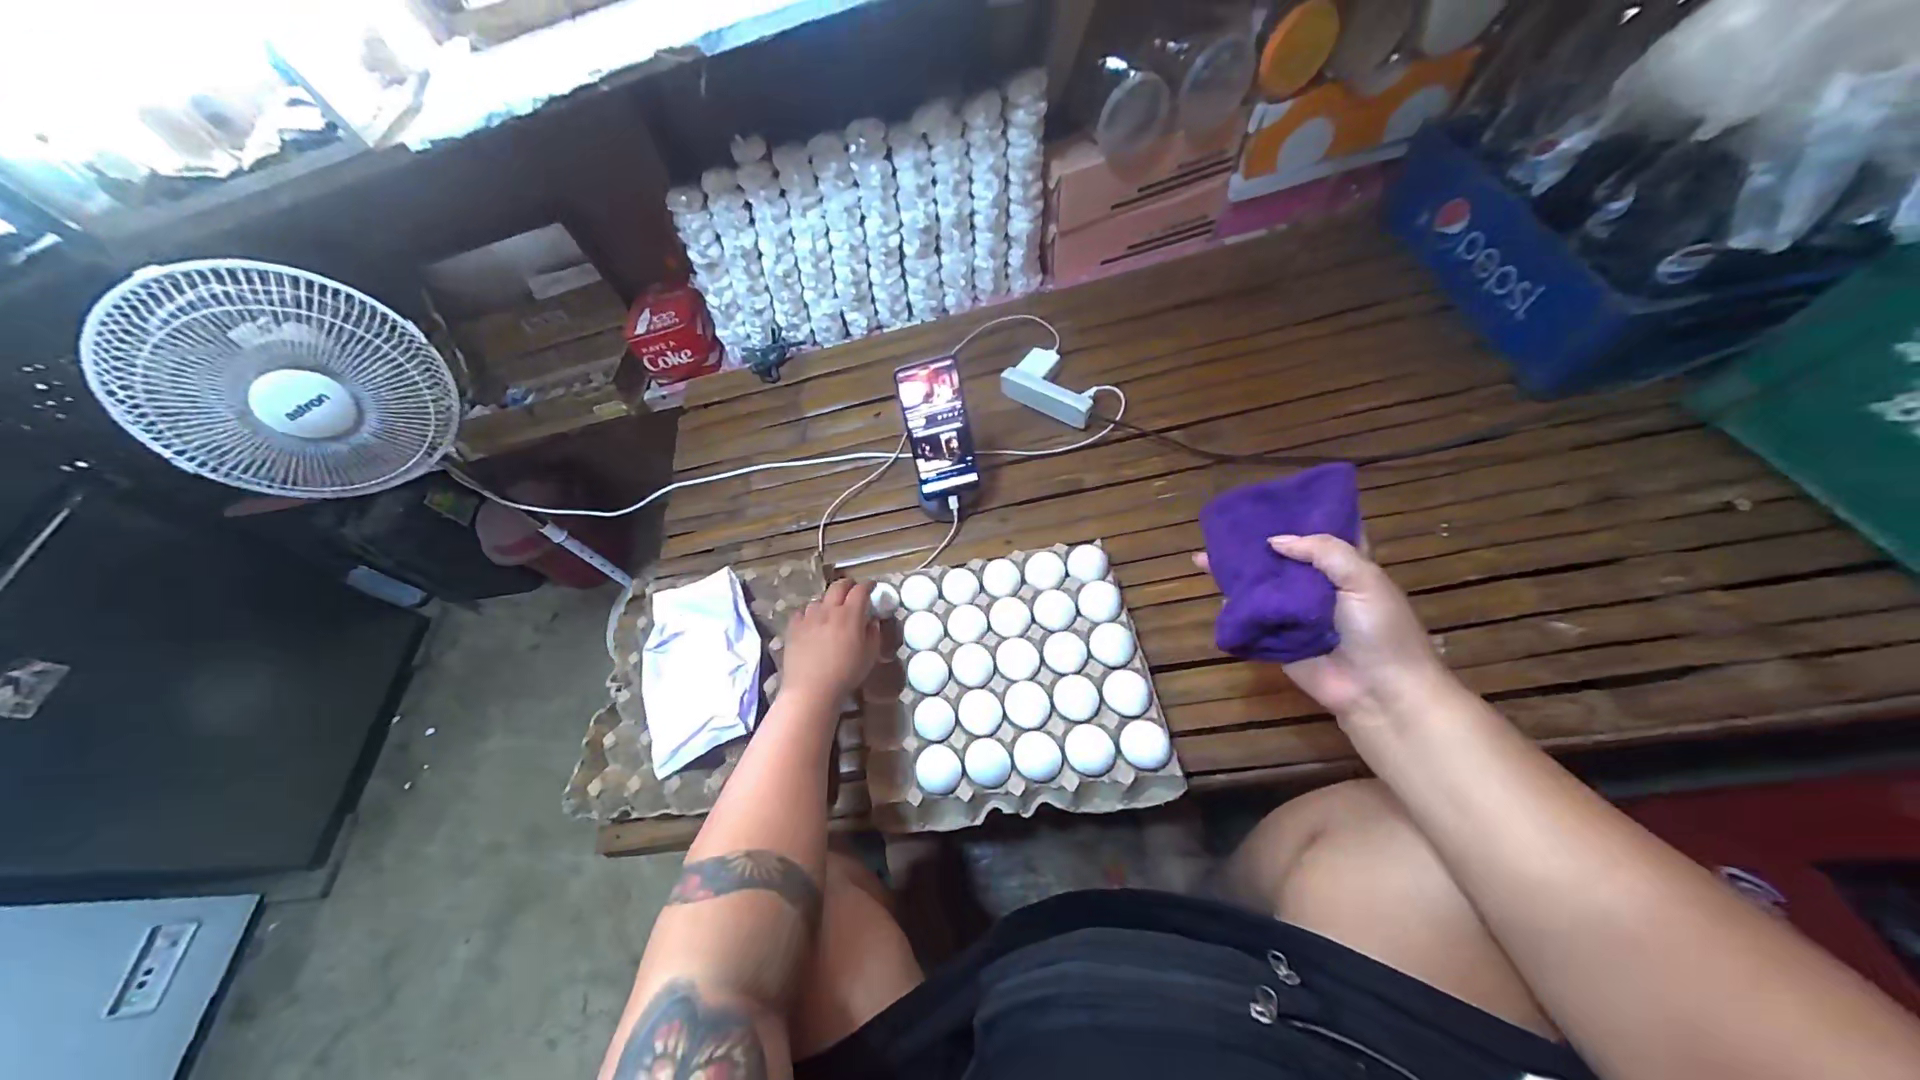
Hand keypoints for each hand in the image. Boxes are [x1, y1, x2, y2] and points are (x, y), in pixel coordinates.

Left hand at [780, 578, 881, 705]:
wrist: (811, 689)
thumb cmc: (846, 674)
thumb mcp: (870, 656)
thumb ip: (874, 634)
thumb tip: (872, 621)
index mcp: (850, 615)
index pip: (860, 590)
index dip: (868, 585)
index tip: (872, 587)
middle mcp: (829, 610)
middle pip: (838, 586)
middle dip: (848, 584)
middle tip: (853, 589)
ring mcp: (808, 617)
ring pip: (819, 599)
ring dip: (828, 601)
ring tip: (831, 610)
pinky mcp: (793, 627)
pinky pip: (802, 612)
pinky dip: (809, 613)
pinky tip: (811, 623)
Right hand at [1195, 534, 1447, 725]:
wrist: (1377, 690)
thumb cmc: (1380, 630)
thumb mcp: (1364, 579)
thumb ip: (1323, 551)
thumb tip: (1274, 541)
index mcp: (1345, 567)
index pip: (1320, 533)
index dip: (1299, 515)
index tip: (1269, 499)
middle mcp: (1316, 586)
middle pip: (1281, 559)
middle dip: (1254, 543)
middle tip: (1224, 527)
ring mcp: (1294, 613)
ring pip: (1260, 586)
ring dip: (1235, 573)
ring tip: (1204, 555)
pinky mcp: (1276, 638)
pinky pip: (1250, 618)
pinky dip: (1232, 606)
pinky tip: (1213, 589)